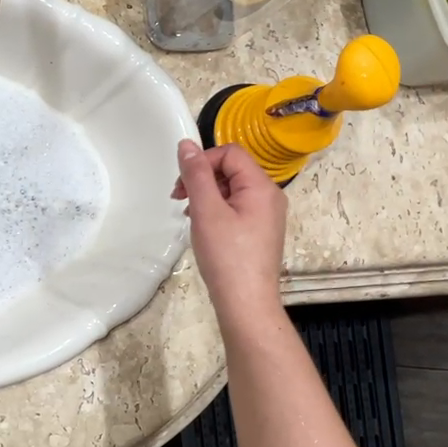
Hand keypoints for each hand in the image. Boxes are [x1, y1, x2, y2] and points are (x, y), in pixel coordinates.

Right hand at [172, 141, 286, 327]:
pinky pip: (235, 208)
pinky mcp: (258, 232)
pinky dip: (215, 210)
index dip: (202, 161)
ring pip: (231, 190)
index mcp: (261, 186)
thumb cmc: (227, 255)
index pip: (231, 153)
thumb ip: (196, 175)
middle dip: (202, 178)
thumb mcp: (207, 211)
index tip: (181, 185)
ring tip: (189, 216)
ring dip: (206, 195)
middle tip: (178, 199)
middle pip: (232, 169)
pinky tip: (203, 228)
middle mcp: (269, 196)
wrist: (245, 301)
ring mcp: (266, 215)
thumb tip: (186, 145)